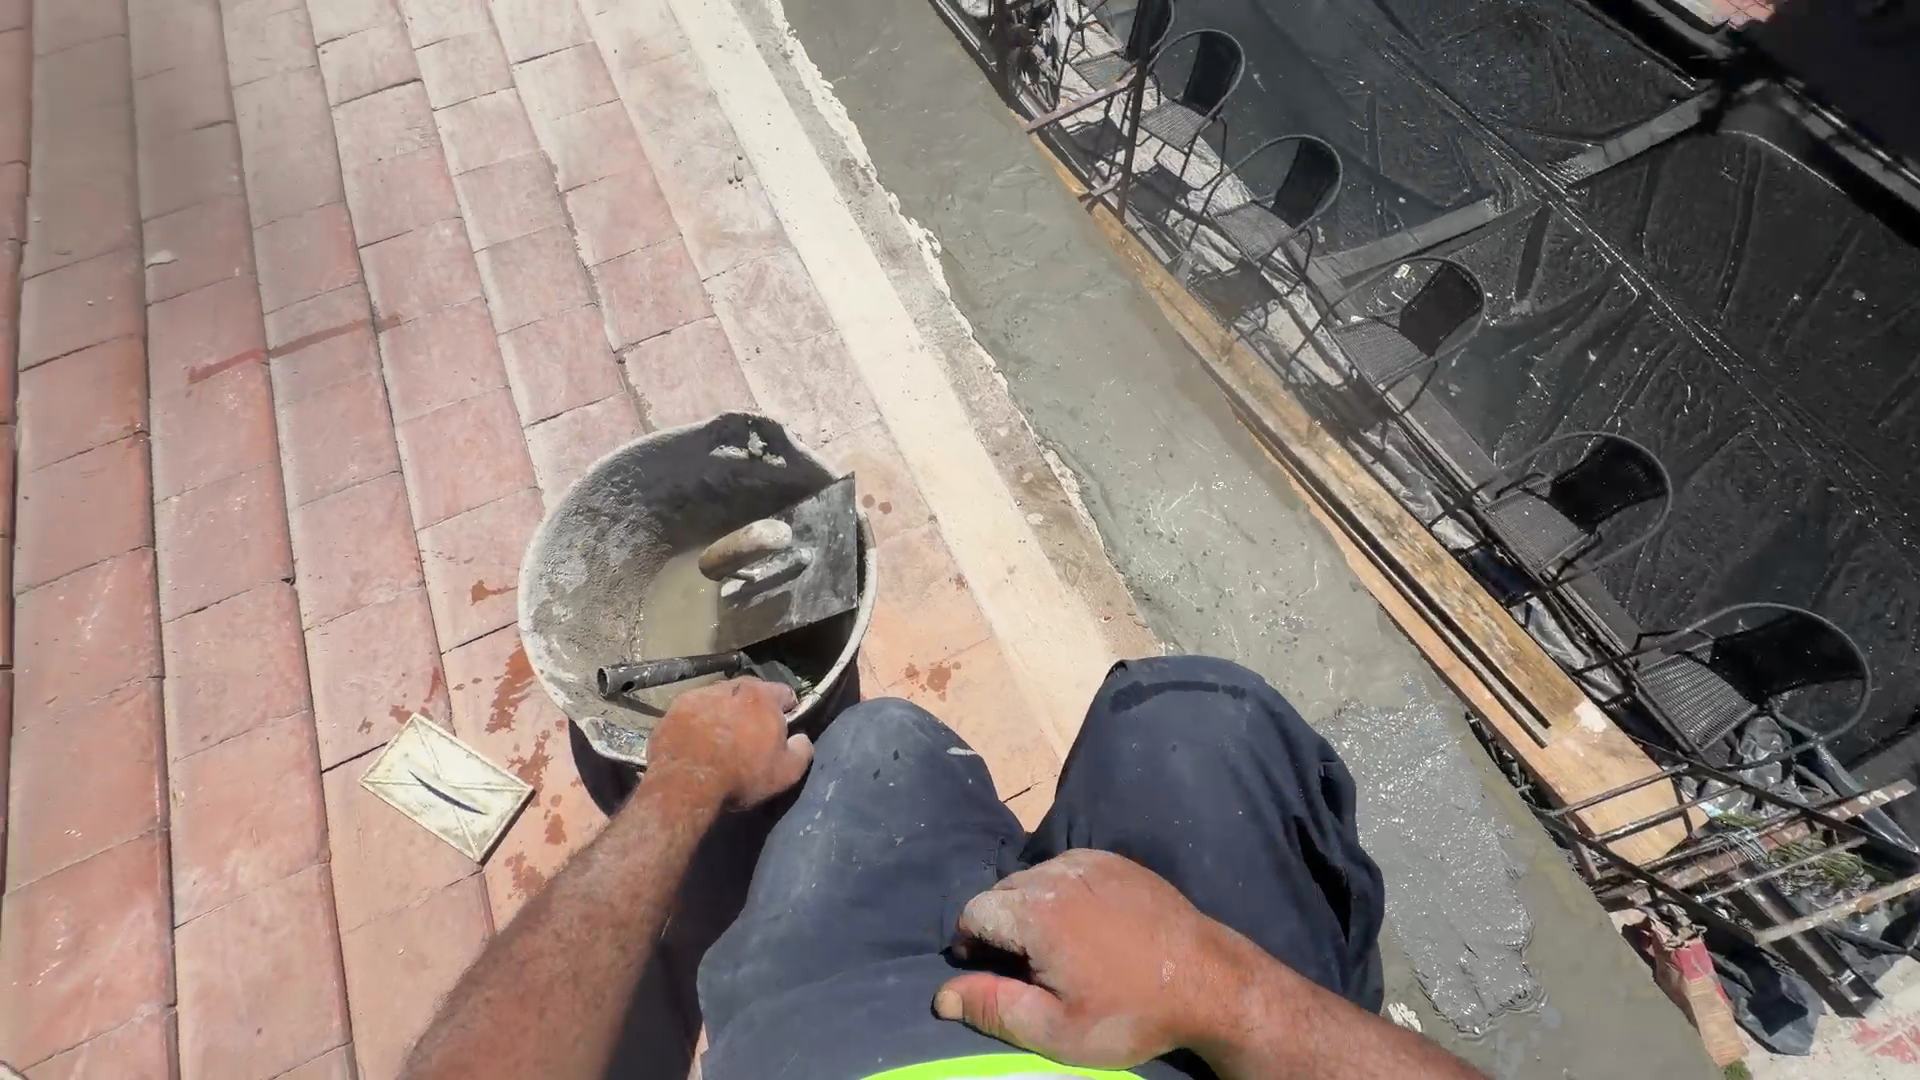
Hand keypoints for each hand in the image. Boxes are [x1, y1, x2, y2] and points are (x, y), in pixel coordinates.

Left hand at [643, 678, 811, 809]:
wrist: (685, 785)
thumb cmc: (741, 776)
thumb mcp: (787, 772)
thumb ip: (802, 749)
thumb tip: (801, 737)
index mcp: (764, 697)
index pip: (785, 692)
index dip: (786, 710)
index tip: (782, 728)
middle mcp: (734, 686)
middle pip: (751, 690)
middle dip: (754, 707)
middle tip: (749, 734)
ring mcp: (702, 694)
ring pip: (722, 697)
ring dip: (725, 710)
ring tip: (719, 737)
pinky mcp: (677, 707)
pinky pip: (695, 708)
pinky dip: (699, 719)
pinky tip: (696, 739)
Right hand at [933, 849, 1238, 1068]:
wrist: (1206, 977)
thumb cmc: (1129, 1011)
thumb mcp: (1058, 1029)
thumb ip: (994, 1007)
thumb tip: (941, 995)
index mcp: (1035, 911)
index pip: (974, 910)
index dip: (973, 944)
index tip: (996, 974)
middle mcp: (1054, 871)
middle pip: (1002, 892)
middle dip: (1002, 927)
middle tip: (1032, 969)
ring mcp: (1085, 859)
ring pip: (1032, 878)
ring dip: (1031, 909)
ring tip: (1062, 949)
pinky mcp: (1109, 857)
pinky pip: (1065, 869)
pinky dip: (1061, 894)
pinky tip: (1088, 927)